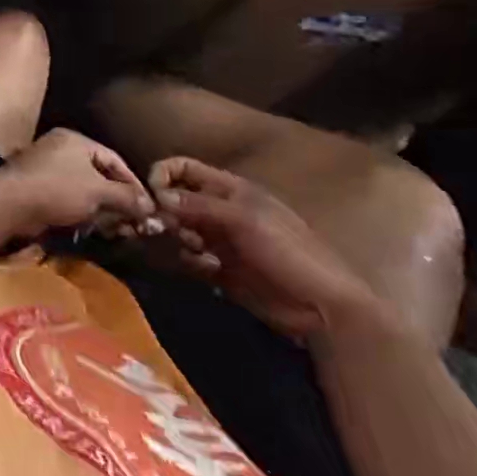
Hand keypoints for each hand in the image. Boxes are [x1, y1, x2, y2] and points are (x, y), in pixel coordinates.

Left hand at [0, 129, 157, 237]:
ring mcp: (47, 170)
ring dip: (102, 210)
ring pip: (84, 190)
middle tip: (134, 223)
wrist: (11, 203)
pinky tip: (95, 229)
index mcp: (75, 141)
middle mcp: (61, 150)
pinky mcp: (39, 189)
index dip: (133, 183)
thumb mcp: (98, 191)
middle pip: (99, 175)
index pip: (114, 159)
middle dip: (118, 200)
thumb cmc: (58, 189)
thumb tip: (149, 205)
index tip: (148, 207)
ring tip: (118, 230)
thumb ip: (125, 196)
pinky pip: (69, 200)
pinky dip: (83, 213)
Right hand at [148, 157, 384, 343]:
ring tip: (198, 255)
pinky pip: (186, 257)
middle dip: (166, 214)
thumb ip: (199, 204)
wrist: (322, 308)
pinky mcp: (215, 267)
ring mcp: (216, 238)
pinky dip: (189, 261)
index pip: (182, 168)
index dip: (163, 176)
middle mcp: (217, 209)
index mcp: (228, 188)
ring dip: (177, 240)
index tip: (154, 197)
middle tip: (171, 232)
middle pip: (173, 199)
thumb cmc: (290, 252)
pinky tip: (208, 271)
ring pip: (175, 229)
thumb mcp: (245, 220)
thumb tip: (157, 195)